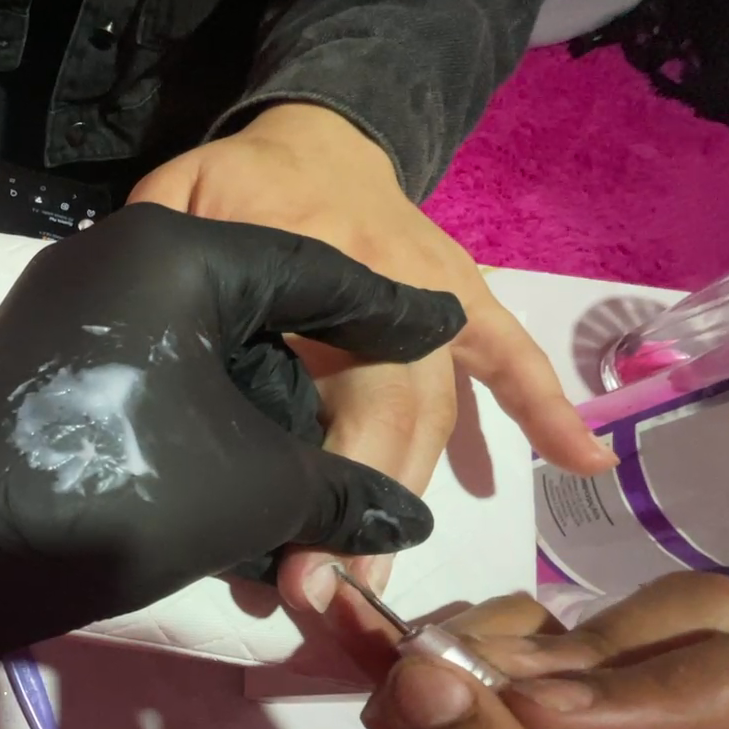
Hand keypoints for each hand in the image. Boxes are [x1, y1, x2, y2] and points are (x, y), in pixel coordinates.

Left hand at [0, 203, 461, 696]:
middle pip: (247, 324)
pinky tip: (214, 495)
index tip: (442, 327)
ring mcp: (62, 316)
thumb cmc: (109, 495)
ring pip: (188, 366)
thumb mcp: (246, 489)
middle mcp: (110, 264)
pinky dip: (181, 433)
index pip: (314, 273)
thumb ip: (339, 490)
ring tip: (285, 501)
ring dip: (240, 434)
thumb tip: (406, 519)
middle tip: (352, 454)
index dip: (385, 312)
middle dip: (305, 402)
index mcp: (171, 252)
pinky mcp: (34, 367)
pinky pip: (135, 387)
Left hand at [128, 103, 615, 611]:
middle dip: (359, 509)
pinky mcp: (453, 299)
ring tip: (375, 582)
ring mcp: (428, 294)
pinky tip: (578, 464)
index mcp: (303, 262)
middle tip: (331, 594)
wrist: (315, 135)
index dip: (316, 475)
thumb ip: (162, 252)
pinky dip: (538, 405)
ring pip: (431, 406)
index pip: (323, 380)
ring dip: (409, 497)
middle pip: (385, 411)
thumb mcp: (173, 203)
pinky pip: (503, 353)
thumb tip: (150, 331)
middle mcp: (380, 285)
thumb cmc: (231, 182)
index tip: (292, 556)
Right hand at [337, 573, 728, 728]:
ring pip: (552, 618)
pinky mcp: (484, 700)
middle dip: (566, 649)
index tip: (543, 715)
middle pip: (672, 623)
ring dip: (471, 644)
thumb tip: (426, 675)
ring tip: (402, 705)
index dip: (679, 678)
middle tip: (483, 698)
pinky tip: (361, 642)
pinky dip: (400, 630)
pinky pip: (460, 633)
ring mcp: (573, 711)